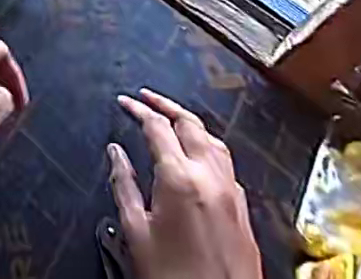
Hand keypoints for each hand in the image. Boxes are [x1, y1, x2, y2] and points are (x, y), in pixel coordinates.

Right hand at [109, 89, 261, 278]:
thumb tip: (115, 153)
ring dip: (191, 124)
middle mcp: (211, 179)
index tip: (124, 102)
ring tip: (172, 119)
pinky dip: (209, 149)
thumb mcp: (135, 231)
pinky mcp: (244, 215)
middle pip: (190, 124)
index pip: (157, 125)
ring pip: (215, 141)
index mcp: (180, 178)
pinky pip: (228, 166)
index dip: (138, 109)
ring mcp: (233, 196)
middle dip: (165, 105)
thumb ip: (123, 184)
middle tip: (146, 98)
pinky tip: (198, 158)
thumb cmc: (173, 278)